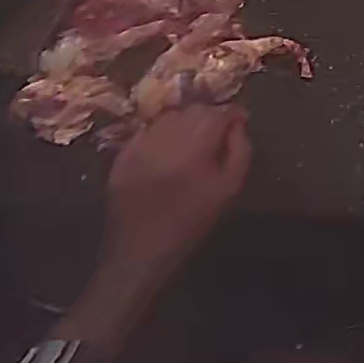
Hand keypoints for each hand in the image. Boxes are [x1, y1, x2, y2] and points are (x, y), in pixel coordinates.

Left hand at [106, 103, 251, 264]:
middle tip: (218, 131)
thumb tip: (237, 124)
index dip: (233, 113)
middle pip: (194, 110)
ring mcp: (139, 146)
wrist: (141, 252)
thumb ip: (240, 150)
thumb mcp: (230, 188)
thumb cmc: (192, 221)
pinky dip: (161, 132)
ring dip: (186, 121)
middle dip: (210, 115)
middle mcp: (165, 140)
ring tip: (193, 139)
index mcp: (195, 148)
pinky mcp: (122, 155)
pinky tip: (167, 148)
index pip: (219, 112)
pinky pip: (147, 130)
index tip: (241, 120)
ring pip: (170, 116)